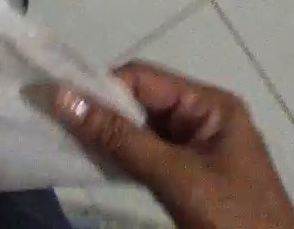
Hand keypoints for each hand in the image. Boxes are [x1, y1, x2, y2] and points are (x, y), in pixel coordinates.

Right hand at [52, 62, 293, 228]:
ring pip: (140, 129)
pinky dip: (121, 157)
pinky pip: (147, 155)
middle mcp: (204, 118)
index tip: (61, 101)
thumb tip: (61, 96)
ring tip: (68, 140)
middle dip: (103, 111)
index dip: (103, 87)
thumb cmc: (235, 222)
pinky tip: (95, 162)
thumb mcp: (177, 178)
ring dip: (108, 135)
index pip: (144, 78)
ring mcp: (198, 150)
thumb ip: (120, 138)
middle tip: (58, 121)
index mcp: (211, 105)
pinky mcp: (190, 178)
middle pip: (141, 101)